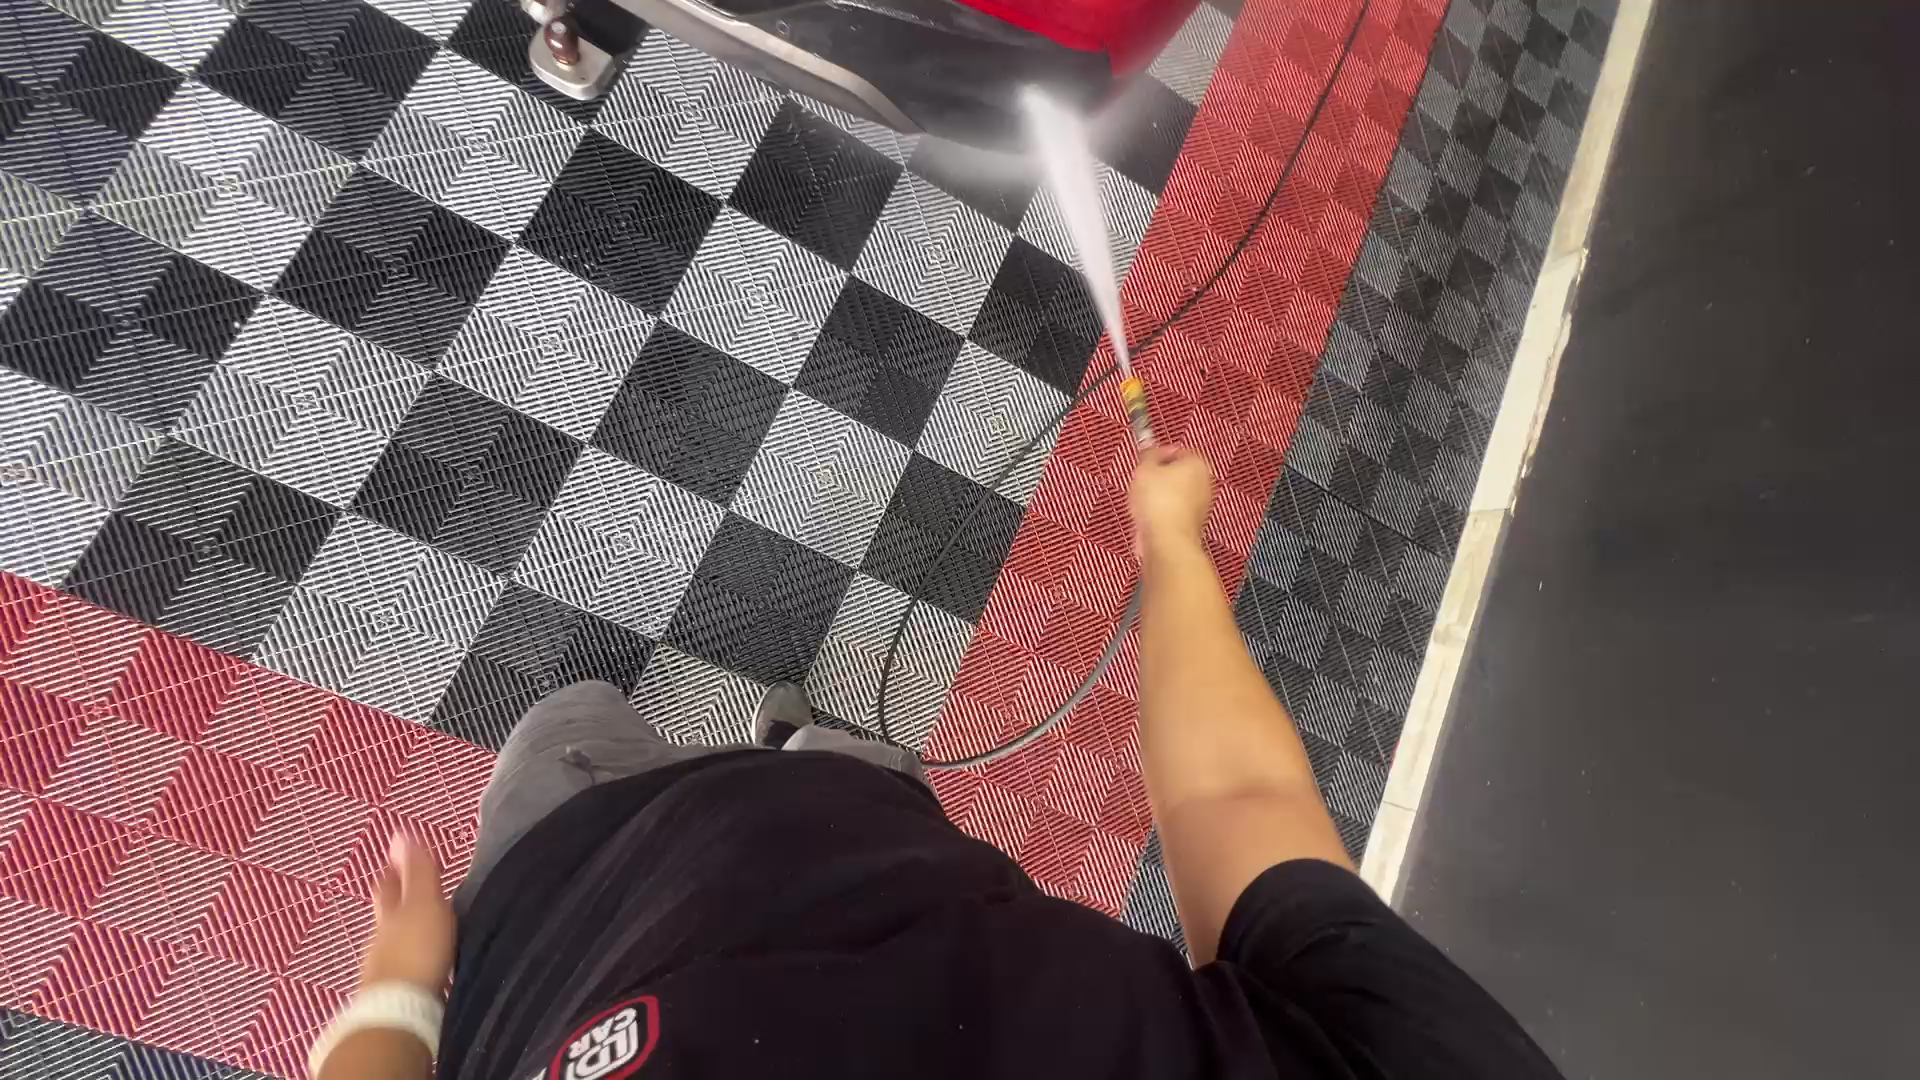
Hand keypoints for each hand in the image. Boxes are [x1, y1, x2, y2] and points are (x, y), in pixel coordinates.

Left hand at [359, 833, 455, 996]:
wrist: (402, 1009)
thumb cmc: (417, 948)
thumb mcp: (423, 903)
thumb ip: (417, 872)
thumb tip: (400, 832)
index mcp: (390, 913)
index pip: (388, 884)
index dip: (393, 869)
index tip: (397, 853)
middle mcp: (382, 936)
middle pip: (387, 910)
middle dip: (394, 896)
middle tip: (403, 882)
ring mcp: (385, 963)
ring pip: (394, 936)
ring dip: (407, 926)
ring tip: (424, 920)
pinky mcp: (396, 986)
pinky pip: (405, 959)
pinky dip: (414, 951)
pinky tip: (424, 955)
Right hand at [1130, 445, 1213, 557]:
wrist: (1166, 539)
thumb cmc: (1160, 505)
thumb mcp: (1144, 469)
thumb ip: (1148, 456)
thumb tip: (1151, 451)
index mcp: (1198, 464)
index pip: (1177, 451)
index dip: (1157, 455)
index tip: (1145, 461)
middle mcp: (1204, 484)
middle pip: (1176, 474)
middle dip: (1157, 478)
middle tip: (1142, 481)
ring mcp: (1200, 506)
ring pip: (1172, 495)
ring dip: (1156, 498)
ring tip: (1142, 503)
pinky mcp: (1190, 524)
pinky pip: (1171, 513)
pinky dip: (1159, 515)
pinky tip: (1147, 519)